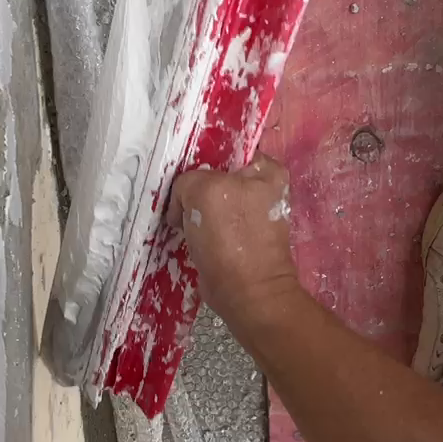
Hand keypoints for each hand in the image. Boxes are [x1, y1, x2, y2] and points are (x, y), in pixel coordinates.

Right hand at [168, 155, 304, 329]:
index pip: (225, 149)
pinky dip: (194, 228)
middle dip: (193, 186)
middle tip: (176, 198)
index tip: (180, 173)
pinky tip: (182, 232)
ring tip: (176, 218)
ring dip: (190, 210)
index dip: (200, 158)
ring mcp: (248, 215)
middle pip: (214, 175)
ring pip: (208, 201)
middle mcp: (260, 189)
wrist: (245, 292)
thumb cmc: (230, 238)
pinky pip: (207, 224)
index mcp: (266, 169)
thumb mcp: (203, 191)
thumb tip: (183, 201)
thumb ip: (189, 179)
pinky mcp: (235, 238)